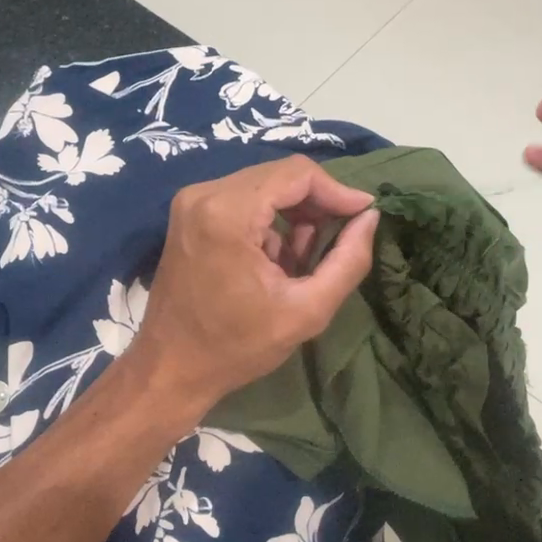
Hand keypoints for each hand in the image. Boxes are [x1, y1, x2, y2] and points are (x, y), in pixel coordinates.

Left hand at [124, 155, 378, 416]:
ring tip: (304, 260)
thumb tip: (370, 217)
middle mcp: (205, 194)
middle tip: (339, 239)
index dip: (337, 191)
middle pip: (279, 175)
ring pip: (263, 185)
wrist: (171, 368)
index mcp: (228, 213)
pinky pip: (243, 199)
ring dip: (293, 215)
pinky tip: (277, 262)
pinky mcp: (189, 214)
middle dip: (316, 204)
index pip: (297, 174)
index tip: (364, 215)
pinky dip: (269, 222)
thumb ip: (347, 261)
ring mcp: (192, 202)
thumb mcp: (306, 311)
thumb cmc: (237, 346)